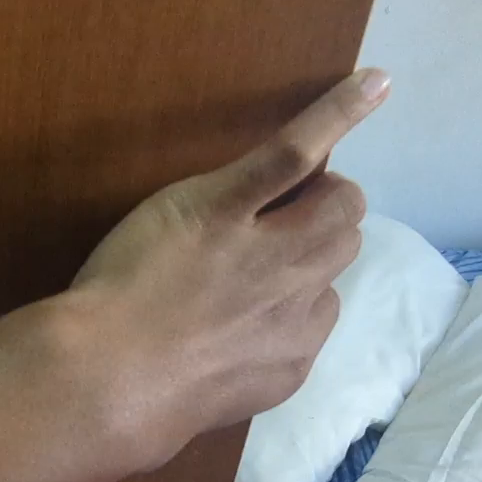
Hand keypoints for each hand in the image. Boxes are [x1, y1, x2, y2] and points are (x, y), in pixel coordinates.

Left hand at [62, 68, 389, 469]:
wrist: (109, 378)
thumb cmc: (138, 398)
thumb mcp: (210, 397)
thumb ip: (245, 366)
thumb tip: (250, 348)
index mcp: (293, 354)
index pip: (326, 302)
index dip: (300, 284)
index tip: (266, 285)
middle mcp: (298, 299)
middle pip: (343, 244)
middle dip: (319, 232)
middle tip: (271, 233)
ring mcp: (269, 249)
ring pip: (337, 204)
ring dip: (320, 192)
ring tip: (285, 192)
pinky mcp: (226, 207)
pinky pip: (296, 153)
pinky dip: (340, 113)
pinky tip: (372, 83)